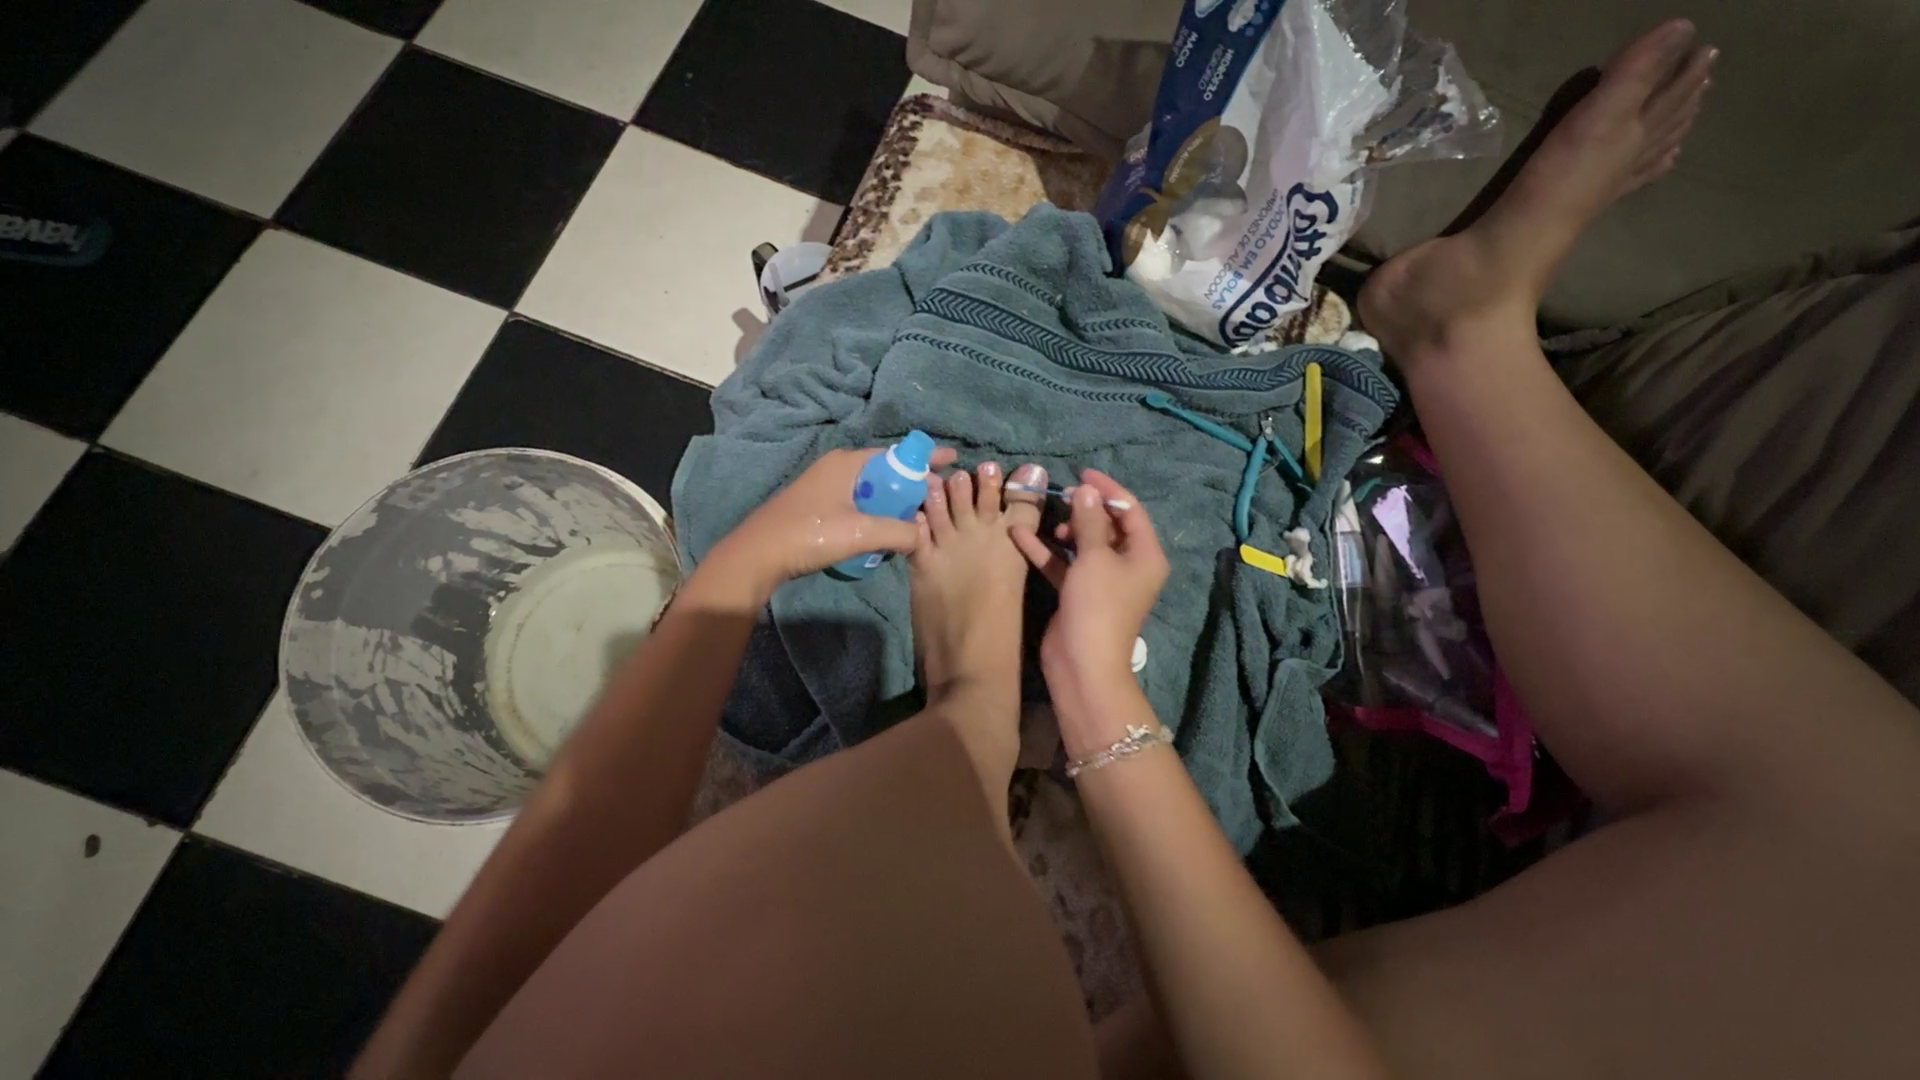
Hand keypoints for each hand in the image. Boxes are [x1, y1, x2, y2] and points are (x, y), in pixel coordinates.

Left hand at [705, 445, 958, 598]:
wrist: (758, 555)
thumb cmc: (810, 534)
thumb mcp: (860, 533)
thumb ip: (899, 532)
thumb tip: (924, 535)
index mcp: (849, 462)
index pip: (898, 454)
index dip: (927, 458)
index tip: (954, 459)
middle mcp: (839, 467)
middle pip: (887, 471)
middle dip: (914, 483)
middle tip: (942, 496)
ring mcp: (828, 486)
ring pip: (874, 490)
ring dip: (896, 502)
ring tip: (922, 516)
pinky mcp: (821, 506)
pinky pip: (861, 503)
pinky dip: (878, 513)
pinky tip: (891, 532)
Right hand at [1010, 469, 1168, 717]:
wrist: (1082, 663)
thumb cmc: (1097, 606)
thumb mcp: (1094, 557)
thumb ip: (1089, 520)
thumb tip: (1086, 491)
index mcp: (1145, 554)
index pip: (1131, 510)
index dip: (1108, 489)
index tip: (1082, 473)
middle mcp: (1128, 565)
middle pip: (1108, 526)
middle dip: (1084, 510)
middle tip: (1062, 497)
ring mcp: (1102, 581)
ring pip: (1084, 544)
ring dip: (1065, 529)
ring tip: (1046, 521)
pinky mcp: (1078, 593)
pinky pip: (1064, 563)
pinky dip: (1046, 551)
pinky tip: (1019, 535)